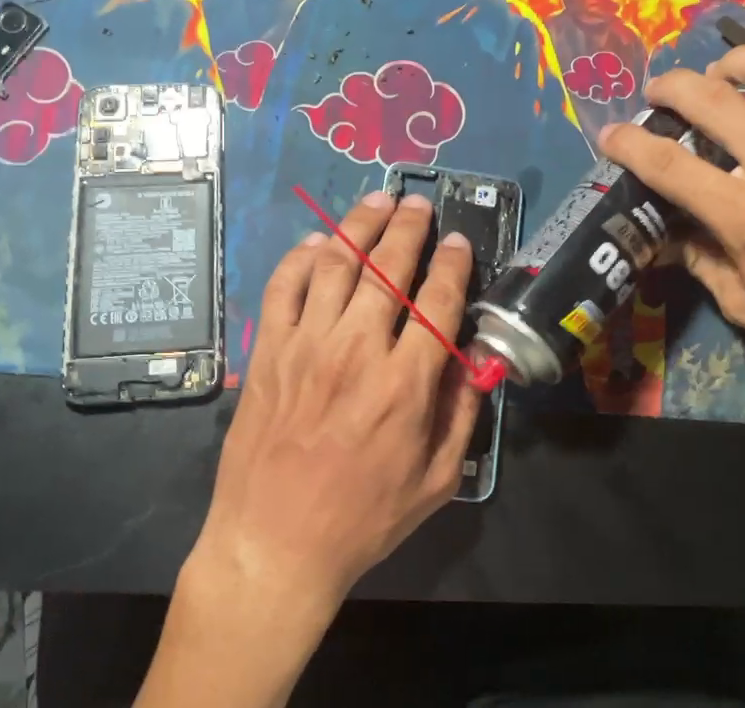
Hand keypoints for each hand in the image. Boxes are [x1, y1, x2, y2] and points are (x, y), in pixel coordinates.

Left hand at [187, 191, 479, 614]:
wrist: (274, 544)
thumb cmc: (362, 519)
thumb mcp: (434, 481)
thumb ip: (461, 412)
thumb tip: (477, 358)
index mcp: (404, 384)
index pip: (438, 302)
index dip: (453, 264)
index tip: (460, 241)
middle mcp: (356, 351)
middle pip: (387, 268)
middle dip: (408, 227)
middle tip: (419, 203)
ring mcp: (305, 346)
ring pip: (335, 265)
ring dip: (359, 226)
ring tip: (377, 200)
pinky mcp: (267, 351)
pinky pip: (283, 287)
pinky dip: (299, 257)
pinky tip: (316, 241)